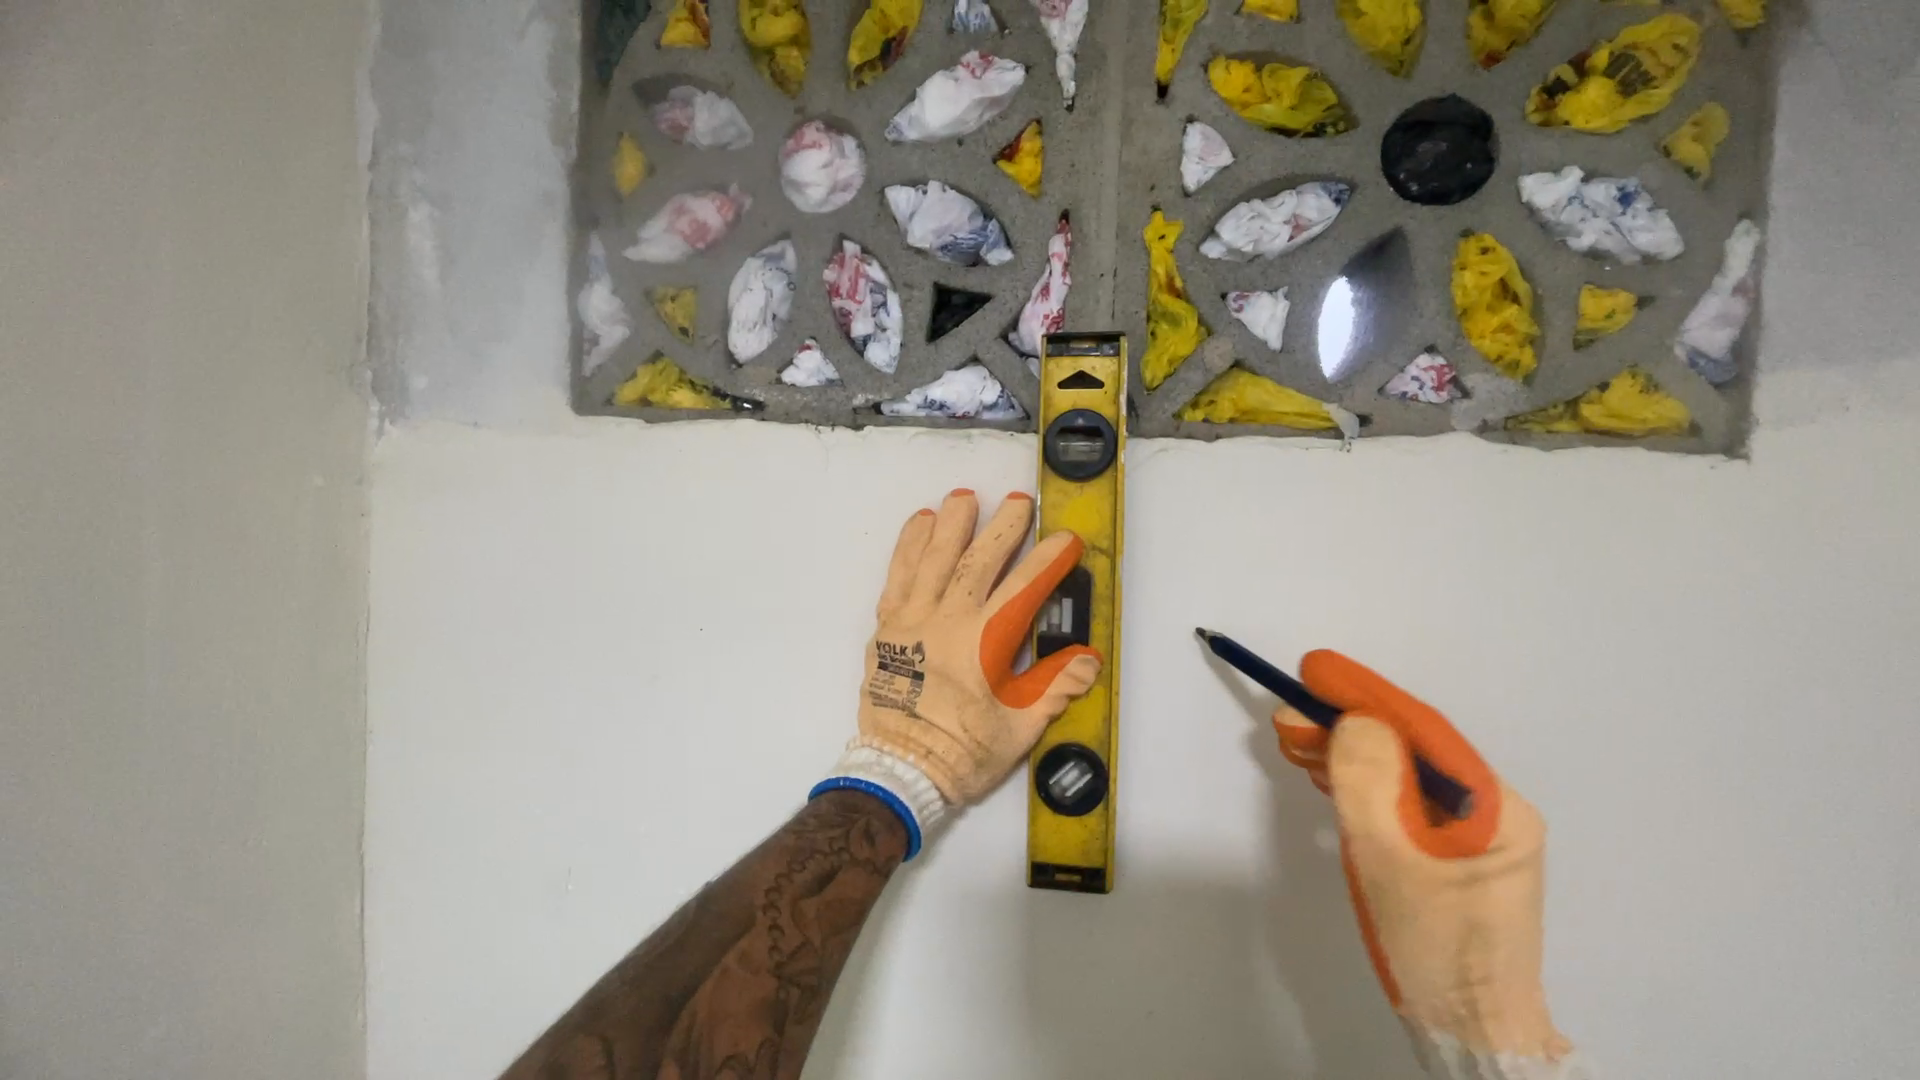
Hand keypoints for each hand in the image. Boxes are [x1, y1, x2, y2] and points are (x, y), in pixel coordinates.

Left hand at [815, 490, 1102, 855]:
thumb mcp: (1020, 728)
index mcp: (984, 644)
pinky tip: (920, 524)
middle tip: (1019, 501)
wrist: (900, 771)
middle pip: (977, 562)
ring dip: (951, 525)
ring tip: (965, 497)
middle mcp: (946, 621)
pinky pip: (897, 576)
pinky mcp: (886, 627)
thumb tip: (1089, 658)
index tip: (1065, 539)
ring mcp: (911, 620)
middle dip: (1002, 528)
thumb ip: (1055, 688)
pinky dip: (909, 547)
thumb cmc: (964, 751)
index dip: (1048, 560)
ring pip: (933, 559)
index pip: (1024, 588)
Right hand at [1274, 650, 1576, 1070]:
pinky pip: (1397, 800)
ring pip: (1398, 772)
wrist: (1469, 1035)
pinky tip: (1325, 774)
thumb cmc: (1434, 946)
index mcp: (1495, 807)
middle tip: (1285, 718)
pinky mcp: (1446, 854)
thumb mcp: (1390, 861)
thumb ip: (1369, 783)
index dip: (1362, 696)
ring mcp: (1469, 833)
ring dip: (1345, 753)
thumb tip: (1354, 720)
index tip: (1311, 670)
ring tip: (1293, 742)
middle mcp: (1490, 810)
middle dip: (1345, 726)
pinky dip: (1357, 782)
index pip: (1420, 730)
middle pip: (1408, 748)